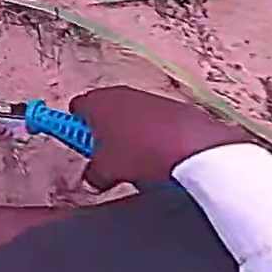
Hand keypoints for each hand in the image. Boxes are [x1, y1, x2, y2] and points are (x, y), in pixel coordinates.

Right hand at [68, 86, 250, 189]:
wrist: (196, 148)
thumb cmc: (140, 154)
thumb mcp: (107, 171)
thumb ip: (93, 174)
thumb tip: (92, 178)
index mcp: (94, 102)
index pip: (75, 109)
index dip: (78, 129)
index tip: (86, 146)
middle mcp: (117, 93)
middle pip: (102, 109)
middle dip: (104, 130)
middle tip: (111, 156)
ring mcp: (145, 96)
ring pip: (129, 113)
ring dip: (130, 131)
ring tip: (141, 159)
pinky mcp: (171, 105)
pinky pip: (154, 118)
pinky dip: (154, 132)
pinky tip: (163, 154)